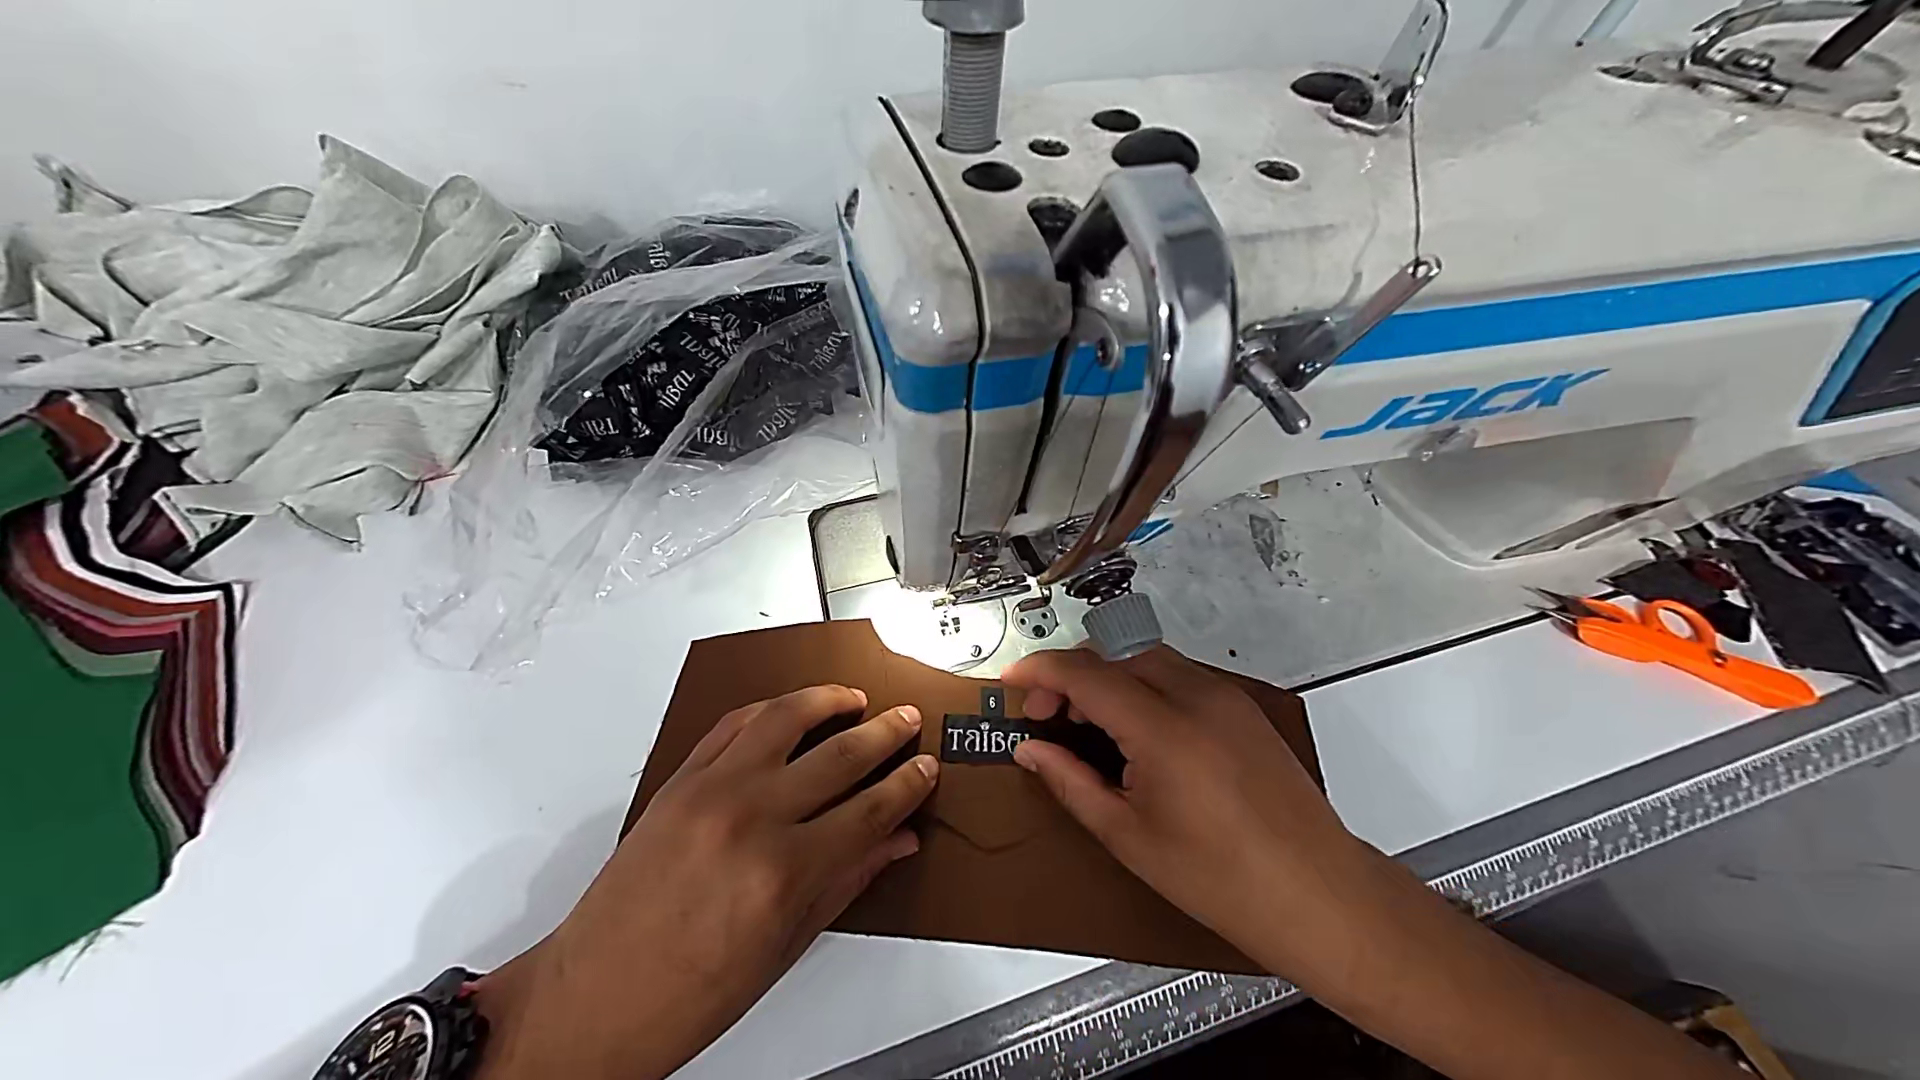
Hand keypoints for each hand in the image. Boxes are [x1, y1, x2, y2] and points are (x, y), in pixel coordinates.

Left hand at [472, 686, 937, 1079]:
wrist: (591, 1000)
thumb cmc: (683, 994)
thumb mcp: (787, 947)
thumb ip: (848, 880)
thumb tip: (894, 842)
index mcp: (784, 873)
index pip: (871, 809)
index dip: (907, 785)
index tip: (922, 769)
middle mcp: (750, 820)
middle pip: (841, 755)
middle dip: (885, 732)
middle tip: (905, 720)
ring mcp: (711, 791)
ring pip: (787, 718)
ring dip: (830, 699)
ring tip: (855, 696)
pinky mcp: (679, 781)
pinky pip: (733, 723)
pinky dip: (769, 707)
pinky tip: (789, 707)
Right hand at [1006, 649, 1748, 1079]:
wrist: (1320, 894)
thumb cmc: (1214, 877)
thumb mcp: (1127, 835)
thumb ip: (1070, 780)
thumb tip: (1029, 747)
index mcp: (1161, 728)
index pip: (1084, 673)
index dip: (1039, 670)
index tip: (1008, 682)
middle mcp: (1194, 694)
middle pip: (1115, 656)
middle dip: (1073, 676)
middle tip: (1051, 719)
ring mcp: (1225, 695)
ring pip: (1147, 659)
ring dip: (1110, 678)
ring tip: (1094, 725)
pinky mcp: (1243, 706)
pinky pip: (1179, 676)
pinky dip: (1144, 686)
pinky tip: (1140, 731)